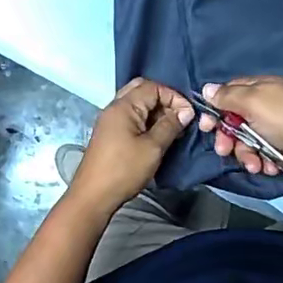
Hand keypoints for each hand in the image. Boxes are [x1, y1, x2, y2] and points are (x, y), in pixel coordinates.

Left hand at [68, 77, 194, 211]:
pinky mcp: (109, 134)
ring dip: (155, 112)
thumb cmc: (124, 170)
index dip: (174, 97)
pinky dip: (146, 121)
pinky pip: (131, 118)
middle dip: (164, 100)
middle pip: (142, 91)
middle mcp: (114, 108)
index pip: (153, 87)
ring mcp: (110, 121)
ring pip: (136, 104)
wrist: (94, 195)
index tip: (189, 115)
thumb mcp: (153, 147)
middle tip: (179, 117)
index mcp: (123, 106)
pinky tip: (157, 136)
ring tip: (172, 128)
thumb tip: (185, 112)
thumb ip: (170, 125)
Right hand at [199, 76, 282, 177]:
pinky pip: (262, 155)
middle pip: (234, 122)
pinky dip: (263, 162)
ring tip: (254, 164)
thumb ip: (228, 96)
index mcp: (260, 88)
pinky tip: (269, 166)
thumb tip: (207, 88)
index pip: (228, 94)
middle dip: (228, 139)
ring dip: (246, 155)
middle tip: (224, 151)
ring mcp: (276, 128)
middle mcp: (267, 106)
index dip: (215, 110)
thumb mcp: (254, 101)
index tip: (206, 126)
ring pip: (247, 142)